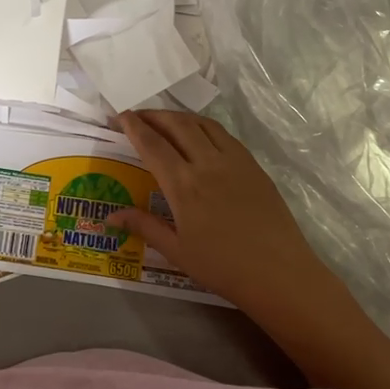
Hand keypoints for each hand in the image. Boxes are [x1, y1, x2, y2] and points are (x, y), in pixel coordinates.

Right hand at [109, 110, 327, 306]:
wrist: (279, 273)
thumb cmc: (222, 267)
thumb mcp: (177, 251)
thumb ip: (144, 226)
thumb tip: (110, 216)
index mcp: (183, 185)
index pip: (152, 144)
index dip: (133, 126)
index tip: (118, 116)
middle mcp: (207, 163)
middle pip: (177, 125)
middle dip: (153, 115)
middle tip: (136, 117)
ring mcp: (234, 161)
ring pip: (202, 124)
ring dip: (179, 117)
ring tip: (164, 121)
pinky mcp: (253, 166)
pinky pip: (224, 135)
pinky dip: (204, 127)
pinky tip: (199, 136)